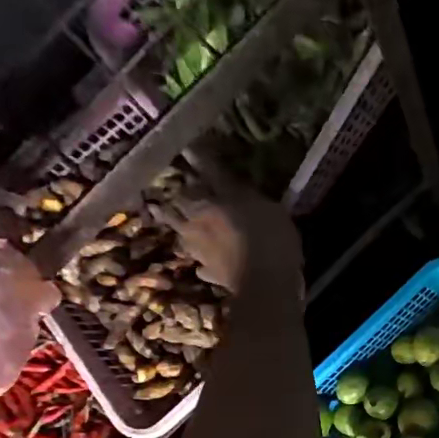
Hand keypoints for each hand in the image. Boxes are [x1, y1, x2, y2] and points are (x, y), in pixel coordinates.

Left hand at [170, 148, 300, 294]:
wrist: (267, 286)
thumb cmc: (267, 238)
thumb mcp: (260, 203)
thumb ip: (235, 187)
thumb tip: (214, 169)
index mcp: (204, 204)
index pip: (195, 178)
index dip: (192, 164)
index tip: (186, 151)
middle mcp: (194, 226)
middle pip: (177, 208)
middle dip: (175, 198)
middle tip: (171, 191)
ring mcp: (200, 254)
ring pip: (182, 237)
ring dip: (179, 229)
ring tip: (178, 224)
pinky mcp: (212, 276)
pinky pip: (201, 267)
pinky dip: (201, 263)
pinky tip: (203, 265)